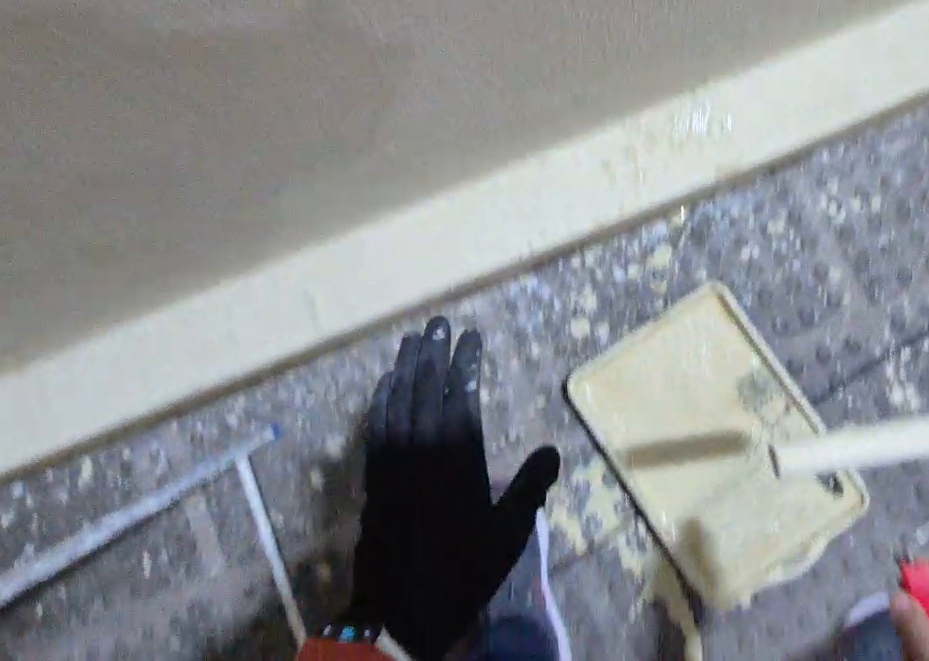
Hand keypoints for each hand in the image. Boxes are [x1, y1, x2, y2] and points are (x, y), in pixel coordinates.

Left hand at [343, 316, 560, 658]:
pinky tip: (385, 383)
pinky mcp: (374, 472)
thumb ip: (530, 487)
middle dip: (434, 351)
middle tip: (438, 323)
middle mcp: (425, 446)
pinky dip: (381, 399)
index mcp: (460, 455)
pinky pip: (376, 424)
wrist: (402, 605)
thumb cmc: (462, 566)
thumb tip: (554, 449)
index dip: (467, 361)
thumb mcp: (508, 532)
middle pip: (428, 386)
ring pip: (399, 398)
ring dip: (406, 366)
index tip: (472, 336)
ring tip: (412, 339)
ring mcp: (395, 457)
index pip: (464, 393)